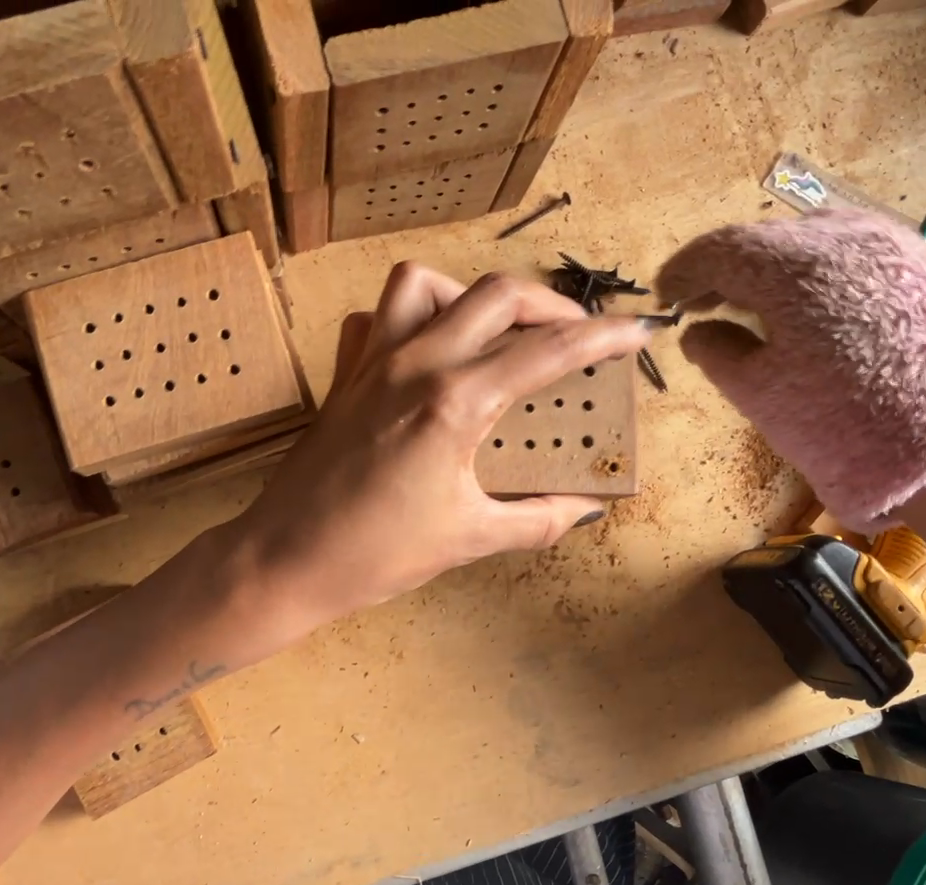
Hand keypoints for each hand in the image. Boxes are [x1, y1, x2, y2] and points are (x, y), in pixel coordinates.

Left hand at [225, 262, 649, 623]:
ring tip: (494, 331)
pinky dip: (408, 317)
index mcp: (455, 401)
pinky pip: (376, 317)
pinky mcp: (343, 375)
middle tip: (576, 334)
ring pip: (425, 283)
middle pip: (497, 294)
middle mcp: (414, 363)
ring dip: (470, 294)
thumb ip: (539, 519)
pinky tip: (425, 349)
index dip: (604, 337)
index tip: (639, 330)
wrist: (286, 560)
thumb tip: (588, 509)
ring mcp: (371, 362)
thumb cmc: (376, 555)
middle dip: (550, 304)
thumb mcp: (469, 538)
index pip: (548, 351)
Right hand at [654, 210, 925, 528]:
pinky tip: (816, 310)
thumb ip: (717, 352)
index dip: (684, 271)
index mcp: (791, 266)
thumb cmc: (839, 424)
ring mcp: (895, 248)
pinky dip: (821, 275)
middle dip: (727, 270)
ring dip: (775, 268)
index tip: (665, 297)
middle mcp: (843, 238)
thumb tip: (699, 332)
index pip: (721, 250)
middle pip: (767, 240)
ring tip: (757, 305)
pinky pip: (859, 256)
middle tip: (703, 303)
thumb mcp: (759, 393)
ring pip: (816, 241)